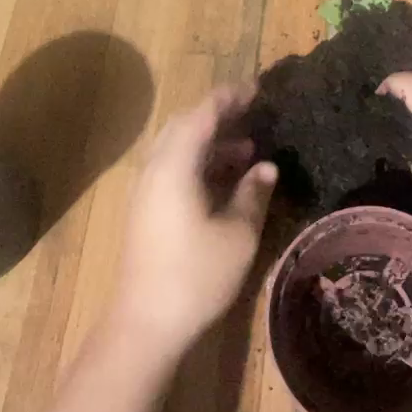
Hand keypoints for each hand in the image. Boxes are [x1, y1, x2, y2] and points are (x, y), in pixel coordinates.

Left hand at [109, 85, 277, 357]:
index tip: (258, 89)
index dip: (230, 98)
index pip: (202, 114)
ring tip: (249, 149)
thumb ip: (253, 192)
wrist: (146, 323)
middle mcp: (155, 170)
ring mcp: (146, 191)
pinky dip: (200, 162)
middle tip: (253, 113)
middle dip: (219, 116)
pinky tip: (227, 179)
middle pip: (184, 126)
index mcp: (175, 166)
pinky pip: (173, 168)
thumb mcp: (238, 233)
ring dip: (211, 142)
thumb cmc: (196, 275)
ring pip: (178, 149)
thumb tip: (266, 166)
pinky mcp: (146, 210)